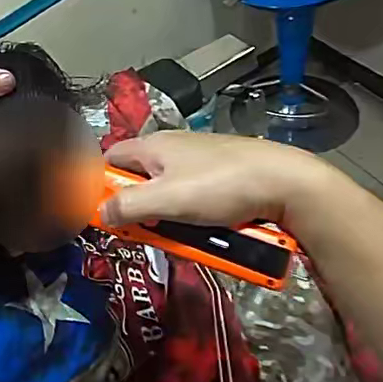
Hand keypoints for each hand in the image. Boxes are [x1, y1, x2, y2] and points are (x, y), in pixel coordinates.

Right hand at [100, 133, 339, 230]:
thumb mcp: (166, 200)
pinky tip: (206, 229)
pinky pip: (195, 197)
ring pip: (169, 193)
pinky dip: (194, 215)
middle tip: (146, 231)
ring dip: (169, 217)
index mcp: (153, 146)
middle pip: (140, 180)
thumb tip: (99, 214)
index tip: (102, 212)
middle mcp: (173, 148)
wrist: (284, 182)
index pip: (110, 159)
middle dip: (139, 208)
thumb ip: (127, 207)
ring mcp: (200, 161)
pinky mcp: (222, 175)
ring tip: (180, 235)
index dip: (100, 184)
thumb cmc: (220, 186)